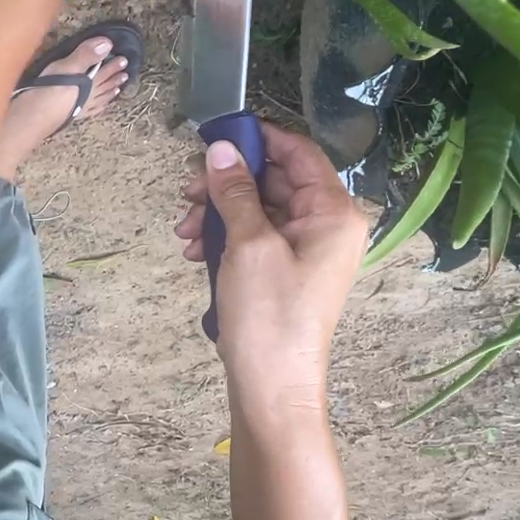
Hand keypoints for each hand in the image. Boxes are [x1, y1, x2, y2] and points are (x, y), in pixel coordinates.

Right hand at [175, 123, 366, 400]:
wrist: (271, 381)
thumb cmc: (268, 314)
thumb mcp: (247, 245)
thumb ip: (236, 192)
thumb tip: (220, 150)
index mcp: (333, 213)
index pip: (299, 155)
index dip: (259, 140)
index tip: (216, 138)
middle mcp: (326, 226)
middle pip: (272, 182)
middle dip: (226, 186)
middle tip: (188, 195)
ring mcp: (304, 250)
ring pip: (256, 209)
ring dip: (217, 214)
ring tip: (186, 232)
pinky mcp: (282, 270)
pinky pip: (252, 237)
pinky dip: (222, 237)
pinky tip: (195, 250)